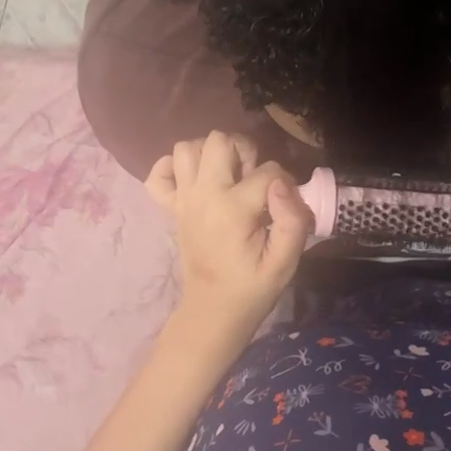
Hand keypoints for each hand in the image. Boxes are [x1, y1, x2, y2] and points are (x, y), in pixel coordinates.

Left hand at [145, 132, 312, 332]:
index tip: (283, 203)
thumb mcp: (284, 262)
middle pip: (218, 140)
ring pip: (186, 148)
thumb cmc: (252, 286)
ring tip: (226, 175)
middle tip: (251, 178)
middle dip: (242, 150)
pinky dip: (171, 168)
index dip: (283, 181)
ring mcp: (182, 199)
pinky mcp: (170, 207)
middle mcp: (202, 195)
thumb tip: (283, 184)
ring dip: (209, 153)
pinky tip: (192, 180)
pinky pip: (158, 173)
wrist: (213, 311)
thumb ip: (292, 221)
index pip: (267, 171)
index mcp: (233, 209)